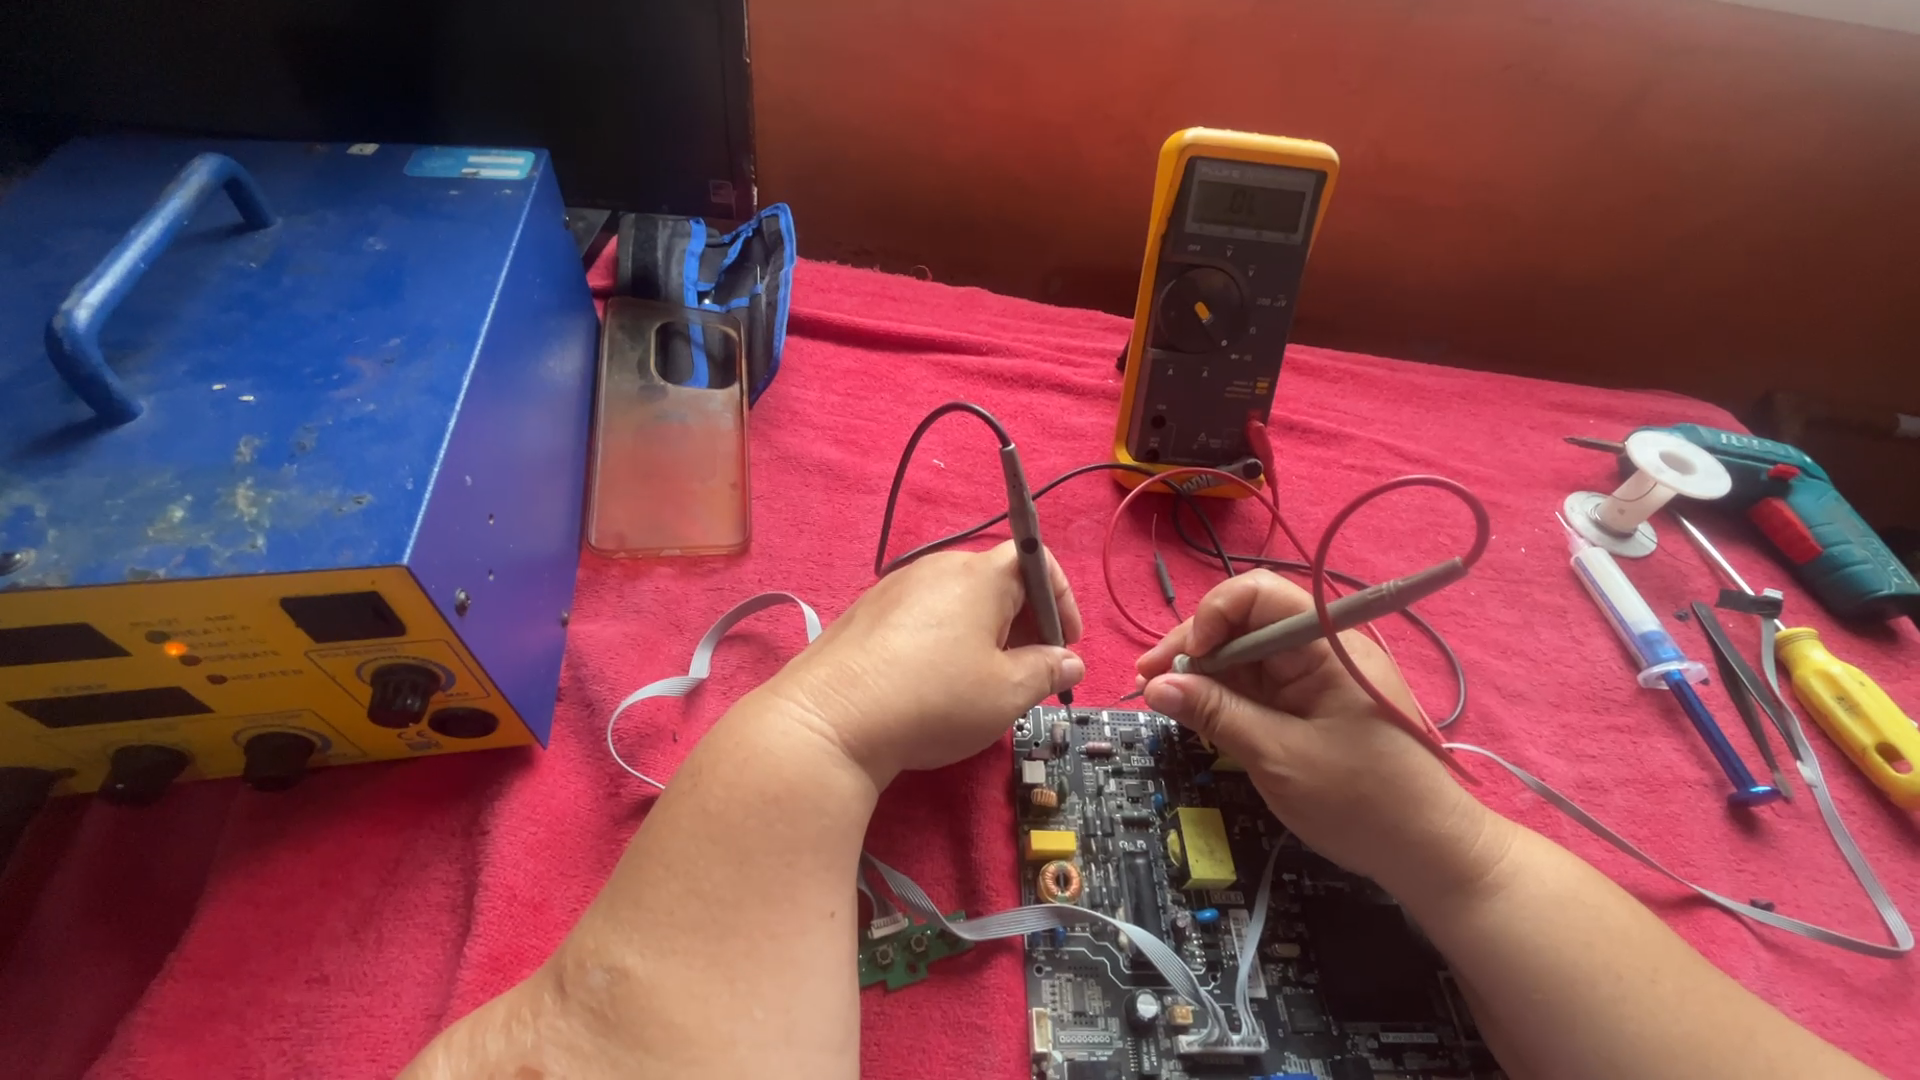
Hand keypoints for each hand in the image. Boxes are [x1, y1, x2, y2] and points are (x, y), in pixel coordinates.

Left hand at [764, 540, 1085, 783]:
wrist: (830, 719)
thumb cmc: (933, 699)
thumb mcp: (1006, 693)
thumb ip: (1046, 671)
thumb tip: (1070, 662)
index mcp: (979, 575)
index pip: (1036, 560)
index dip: (1062, 600)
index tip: (1065, 645)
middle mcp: (938, 568)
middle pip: (997, 580)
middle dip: (1026, 622)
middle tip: (1029, 672)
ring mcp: (897, 587)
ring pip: (959, 600)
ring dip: (986, 633)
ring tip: (982, 682)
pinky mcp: (868, 612)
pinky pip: (924, 614)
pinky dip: (946, 639)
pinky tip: (935, 682)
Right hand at [1136, 570, 1509, 900]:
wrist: (1433, 856)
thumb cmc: (1364, 803)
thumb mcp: (1278, 757)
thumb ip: (1216, 714)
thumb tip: (1155, 687)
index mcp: (1326, 644)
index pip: (1257, 595)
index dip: (1210, 617)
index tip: (1182, 662)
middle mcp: (1319, 647)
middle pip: (1242, 622)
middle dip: (1191, 647)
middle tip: (1146, 682)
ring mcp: (1315, 673)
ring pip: (1242, 653)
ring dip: (1200, 672)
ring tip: (1159, 697)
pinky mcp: (1310, 699)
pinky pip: (1255, 681)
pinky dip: (1221, 694)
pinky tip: (1193, 709)